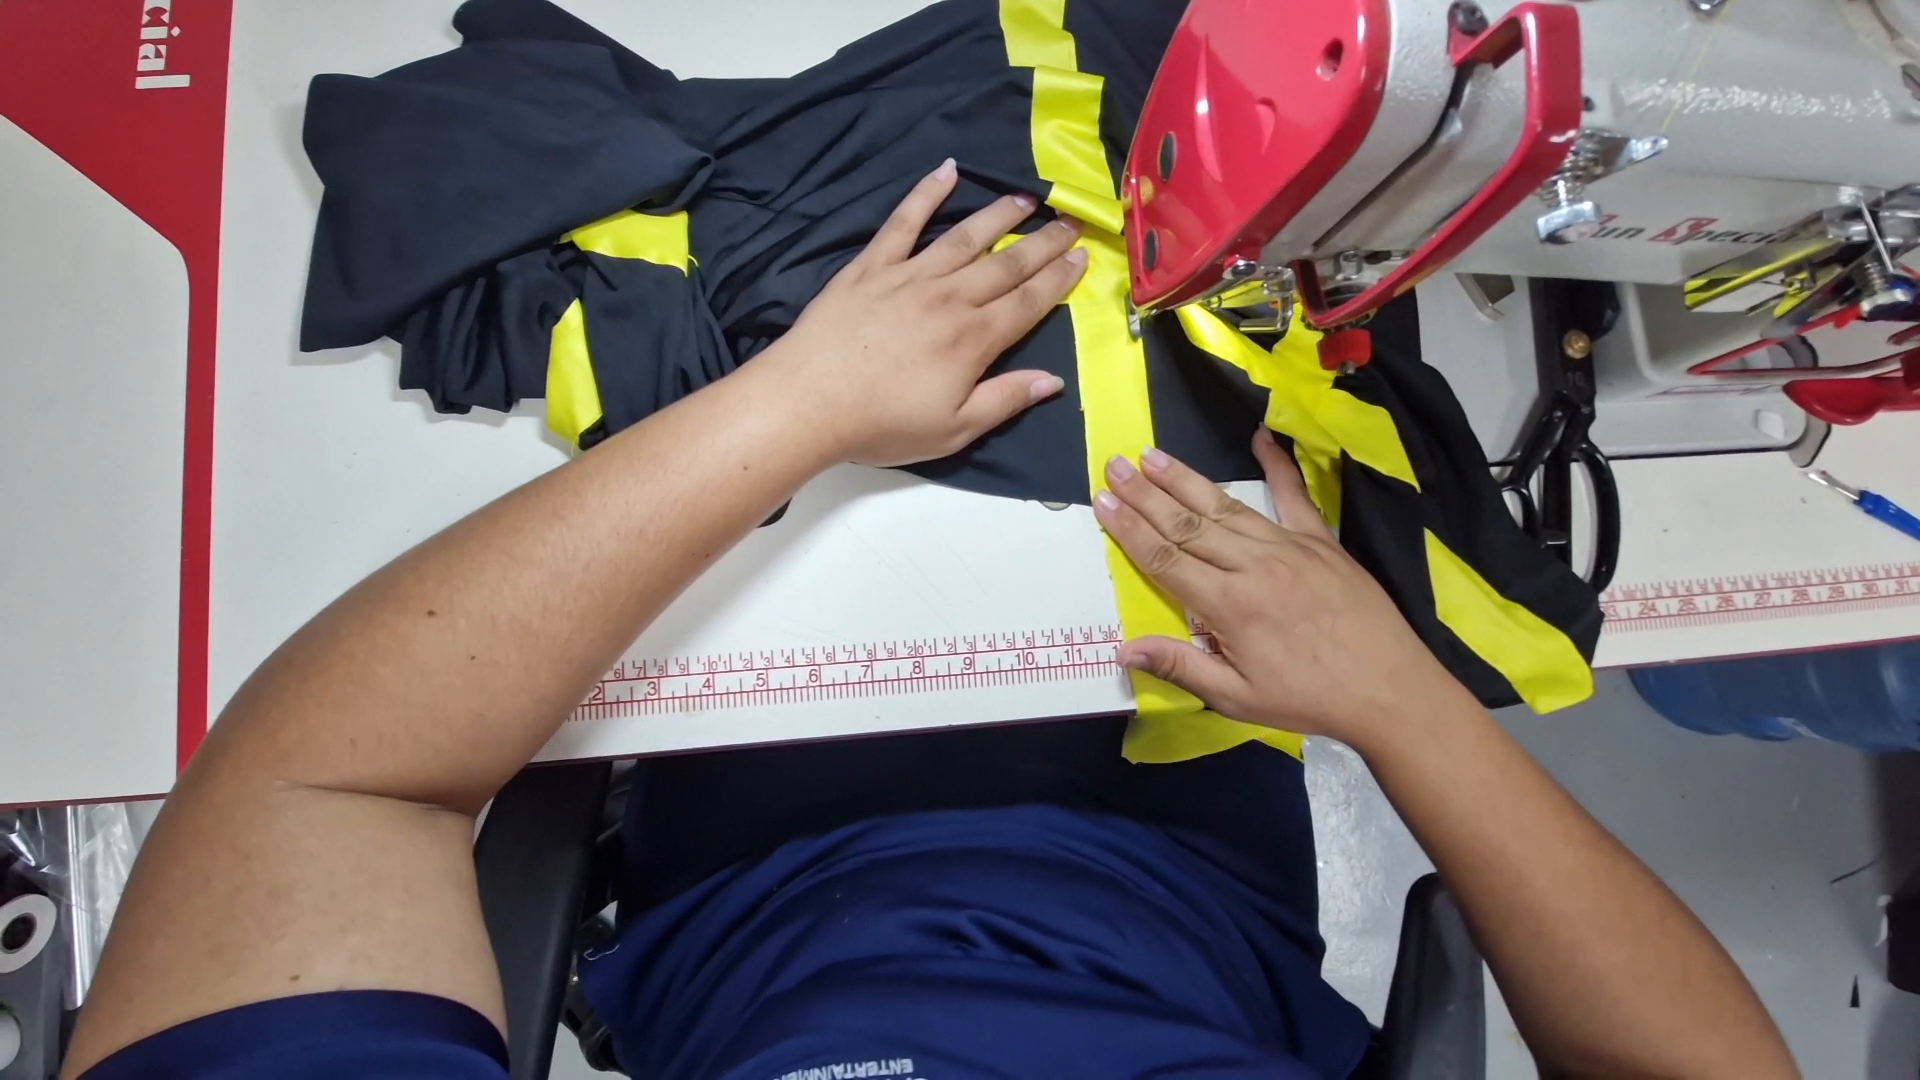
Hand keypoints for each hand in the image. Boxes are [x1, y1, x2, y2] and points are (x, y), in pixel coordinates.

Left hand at [761, 158, 1086, 466]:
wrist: (809, 402)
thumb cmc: (883, 424)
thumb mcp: (954, 429)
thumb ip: (1005, 400)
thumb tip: (1053, 380)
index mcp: (974, 339)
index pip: (1028, 302)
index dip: (1058, 279)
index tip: (1082, 257)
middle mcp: (949, 298)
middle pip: (1006, 264)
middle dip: (1043, 242)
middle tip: (1070, 222)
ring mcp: (908, 276)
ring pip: (965, 236)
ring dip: (999, 214)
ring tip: (1026, 198)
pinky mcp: (870, 267)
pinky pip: (903, 222)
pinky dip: (925, 194)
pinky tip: (946, 171)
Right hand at [1094, 430, 1462, 745]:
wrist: (1390, 690)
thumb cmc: (1307, 698)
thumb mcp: (1237, 698)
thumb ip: (1180, 667)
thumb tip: (1123, 651)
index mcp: (1229, 605)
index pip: (1165, 558)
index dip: (1129, 529)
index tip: (1103, 501)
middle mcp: (1253, 565)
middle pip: (1186, 524)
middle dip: (1146, 494)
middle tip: (1115, 465)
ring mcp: (1289, 547)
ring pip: (1225, 506)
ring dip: (1185, 480)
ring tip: (1153, 456)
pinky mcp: (1321, 541)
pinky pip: (1294, 496)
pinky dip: (1278, 464)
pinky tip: (1261, 437)